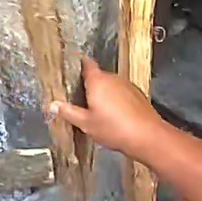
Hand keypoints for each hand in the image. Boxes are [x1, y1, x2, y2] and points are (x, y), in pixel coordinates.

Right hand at [50, 55, 168, 157]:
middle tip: (77, 99)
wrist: (148, 137)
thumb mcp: (86, 123)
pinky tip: (113, 115)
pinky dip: (115, 99)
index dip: (77, 64)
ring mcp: (127, 85)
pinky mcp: (138, 95)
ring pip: (109, 85)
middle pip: (97, 76)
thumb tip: (53, 104)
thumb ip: (69, 112)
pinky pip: (121, 92)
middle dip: (88, 85)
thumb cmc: (114, 128)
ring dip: (102, 93)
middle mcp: (113, 78)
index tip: (68, 69)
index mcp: (98, 80)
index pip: (85, 63)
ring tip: (95, 110)